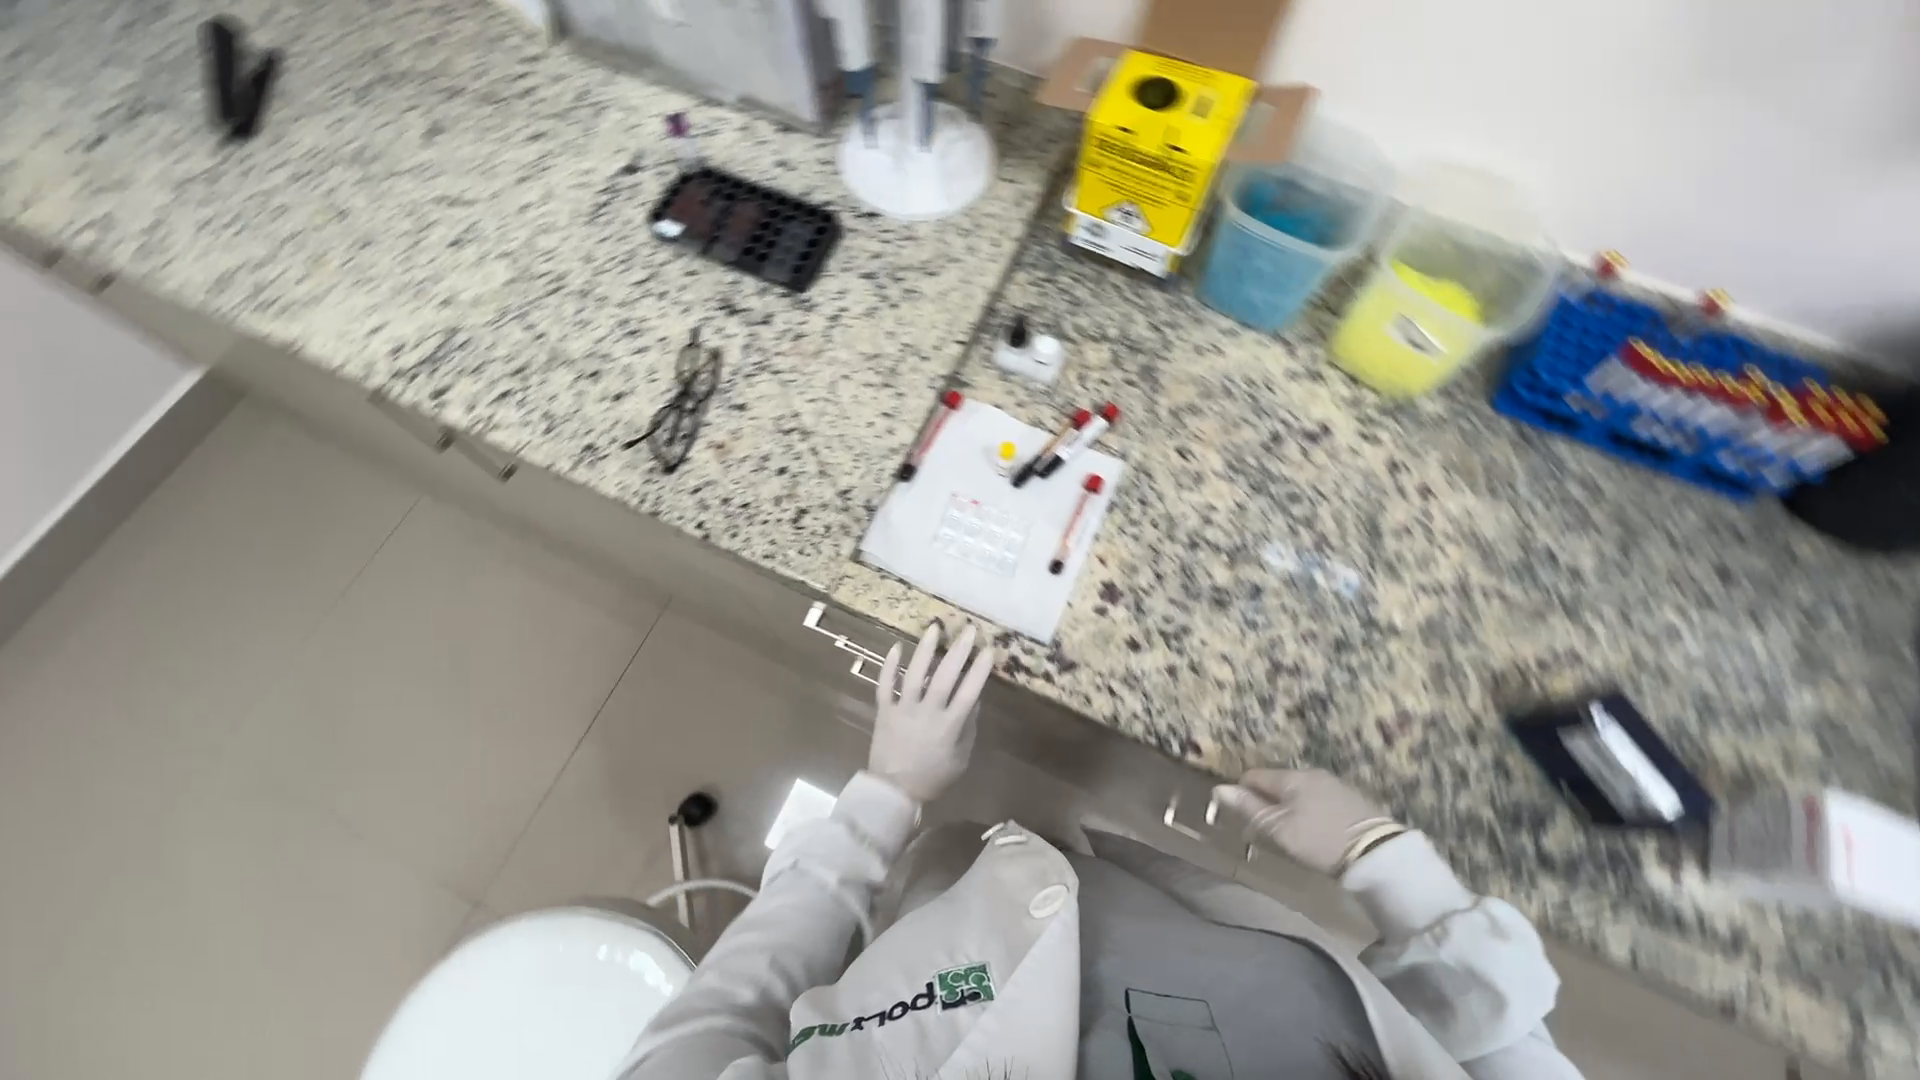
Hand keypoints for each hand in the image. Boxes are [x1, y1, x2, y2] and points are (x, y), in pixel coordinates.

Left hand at [868, 622, 994, 803]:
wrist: (893, 792)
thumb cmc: (932, 777)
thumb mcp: (960, 758)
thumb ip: (968, 728)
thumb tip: (974, 699)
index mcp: (949, 727)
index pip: (968, 693)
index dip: (979, 671)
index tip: (989, 650)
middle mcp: (927, 713)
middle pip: (944, 677)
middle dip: (959, 652)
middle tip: (969, 629)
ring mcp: (903, 710)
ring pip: (914, 675)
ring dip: (925, 650)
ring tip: (934, 628)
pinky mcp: (883, 711)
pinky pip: (884, 685)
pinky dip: (889, 666)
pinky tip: (897, 646)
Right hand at [1213, 768, 1403, 876]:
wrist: (1378, 854)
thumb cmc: (1319, 840)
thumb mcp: (1278, 829)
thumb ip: (1248, 808)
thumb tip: (1219, 789)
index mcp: (1290, 777)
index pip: (1254, 776)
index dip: (1243, 794)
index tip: (1245, 819)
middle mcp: (1311, 773)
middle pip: (1277, 783)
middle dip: (1267, 803)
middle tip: (1268, 831)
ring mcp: (1333, 784)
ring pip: (1298, 791)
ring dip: (1289, 807)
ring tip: (1292, 834)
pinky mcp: (1351, 799)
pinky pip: (1318, 799)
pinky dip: (1310, 811)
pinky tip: (1315, 831)